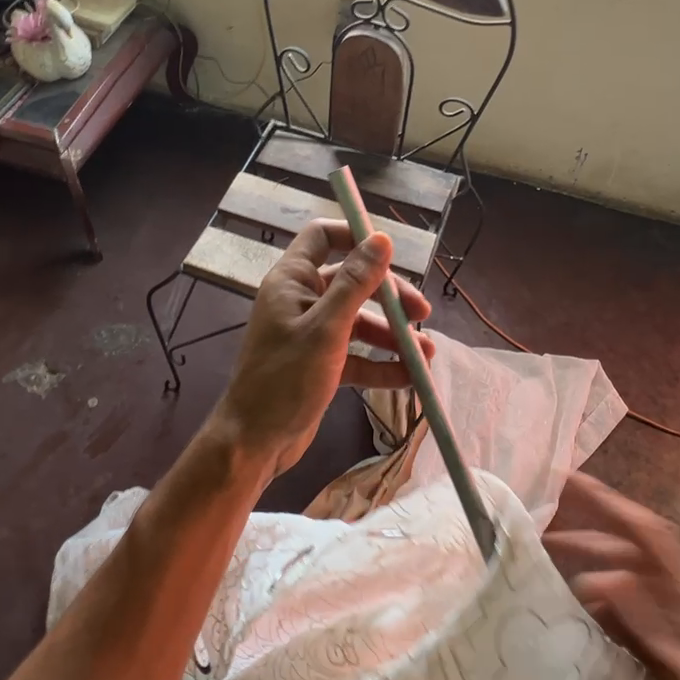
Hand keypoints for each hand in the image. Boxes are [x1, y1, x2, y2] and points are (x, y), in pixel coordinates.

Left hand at [209, 219, 431, 478]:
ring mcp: (310, 333)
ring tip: (426, 355)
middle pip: (353, 282)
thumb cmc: (285, 379)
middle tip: (422, 313)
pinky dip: (380, 363)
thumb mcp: (327, 329)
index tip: (390, 252)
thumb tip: (381, 239)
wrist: (254, 443)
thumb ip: (356, 283)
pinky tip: (410, 378)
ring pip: (359, 322)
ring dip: (392, 335)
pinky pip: (356, 354)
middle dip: (390, 297)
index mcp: (293, 281)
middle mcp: (301, 300)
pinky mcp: (319, 364)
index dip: (355, 237)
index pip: (323, 237)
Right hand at [544, 473, 679, 679]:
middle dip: (586, 532)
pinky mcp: (665, 635)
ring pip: (623, 573)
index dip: (610, 500)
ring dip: (588, 563)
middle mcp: (677, 588)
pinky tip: (575, 603)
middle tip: (543, 525)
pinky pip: (624, 604)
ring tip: (550, 560)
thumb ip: (643, 621)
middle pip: (628, 548)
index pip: (646, 531)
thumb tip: (600, 577)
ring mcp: (672, 611)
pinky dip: (597, 597)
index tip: (571, 479)